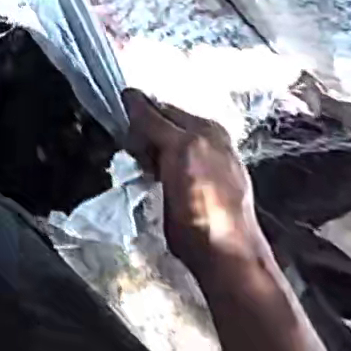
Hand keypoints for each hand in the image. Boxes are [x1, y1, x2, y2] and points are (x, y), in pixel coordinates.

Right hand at [126, 88, 264, 264]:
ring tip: (143, 170)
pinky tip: (150, 180)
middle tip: (135, 155)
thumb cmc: (203, 201)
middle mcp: (206, 141)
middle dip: (141, 136)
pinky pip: (161, 166)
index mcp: (207, 127)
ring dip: (143, 154)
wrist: (225, 256)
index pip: (160, 107)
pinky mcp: (191, 190)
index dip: (139, 116)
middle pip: (158, 126)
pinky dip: (150, 169)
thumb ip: (153, 121)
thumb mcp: (178, 149)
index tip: (126, 132)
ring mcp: (201, 166)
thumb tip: (129, 94)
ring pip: (157, 146)